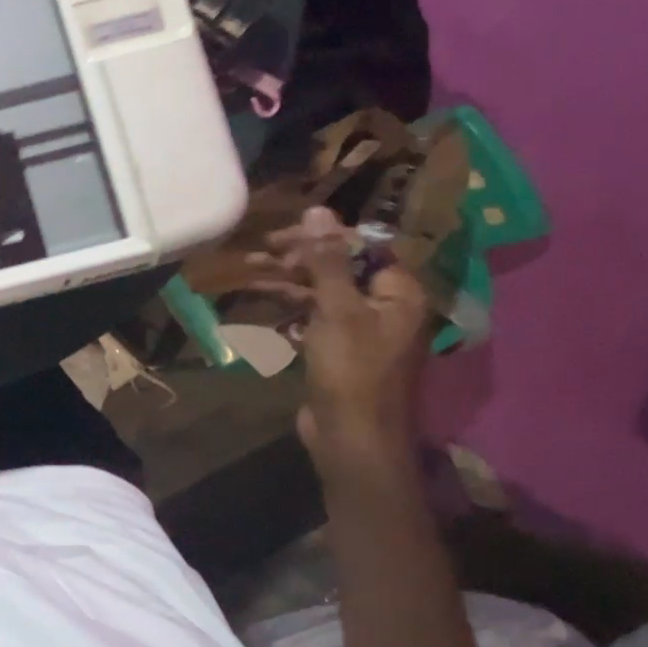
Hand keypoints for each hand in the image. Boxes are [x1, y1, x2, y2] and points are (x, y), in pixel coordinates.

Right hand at [254, 207, 430, 462]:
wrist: (351, 435)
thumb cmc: (351, 370)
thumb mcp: (336, 310)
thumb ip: (327, 260)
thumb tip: (319, 211)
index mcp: (399, 293)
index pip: (364, 247)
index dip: (323, 237)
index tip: (281, 237)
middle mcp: (386, 306)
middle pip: (340, 267)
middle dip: (298, 258)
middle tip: (257, 254)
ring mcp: (363, 330)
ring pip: (322, 292)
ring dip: (287, 281)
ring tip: (248, 274)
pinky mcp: (340, 350)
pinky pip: (315, 316)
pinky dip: (290, 306)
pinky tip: (262, 302)